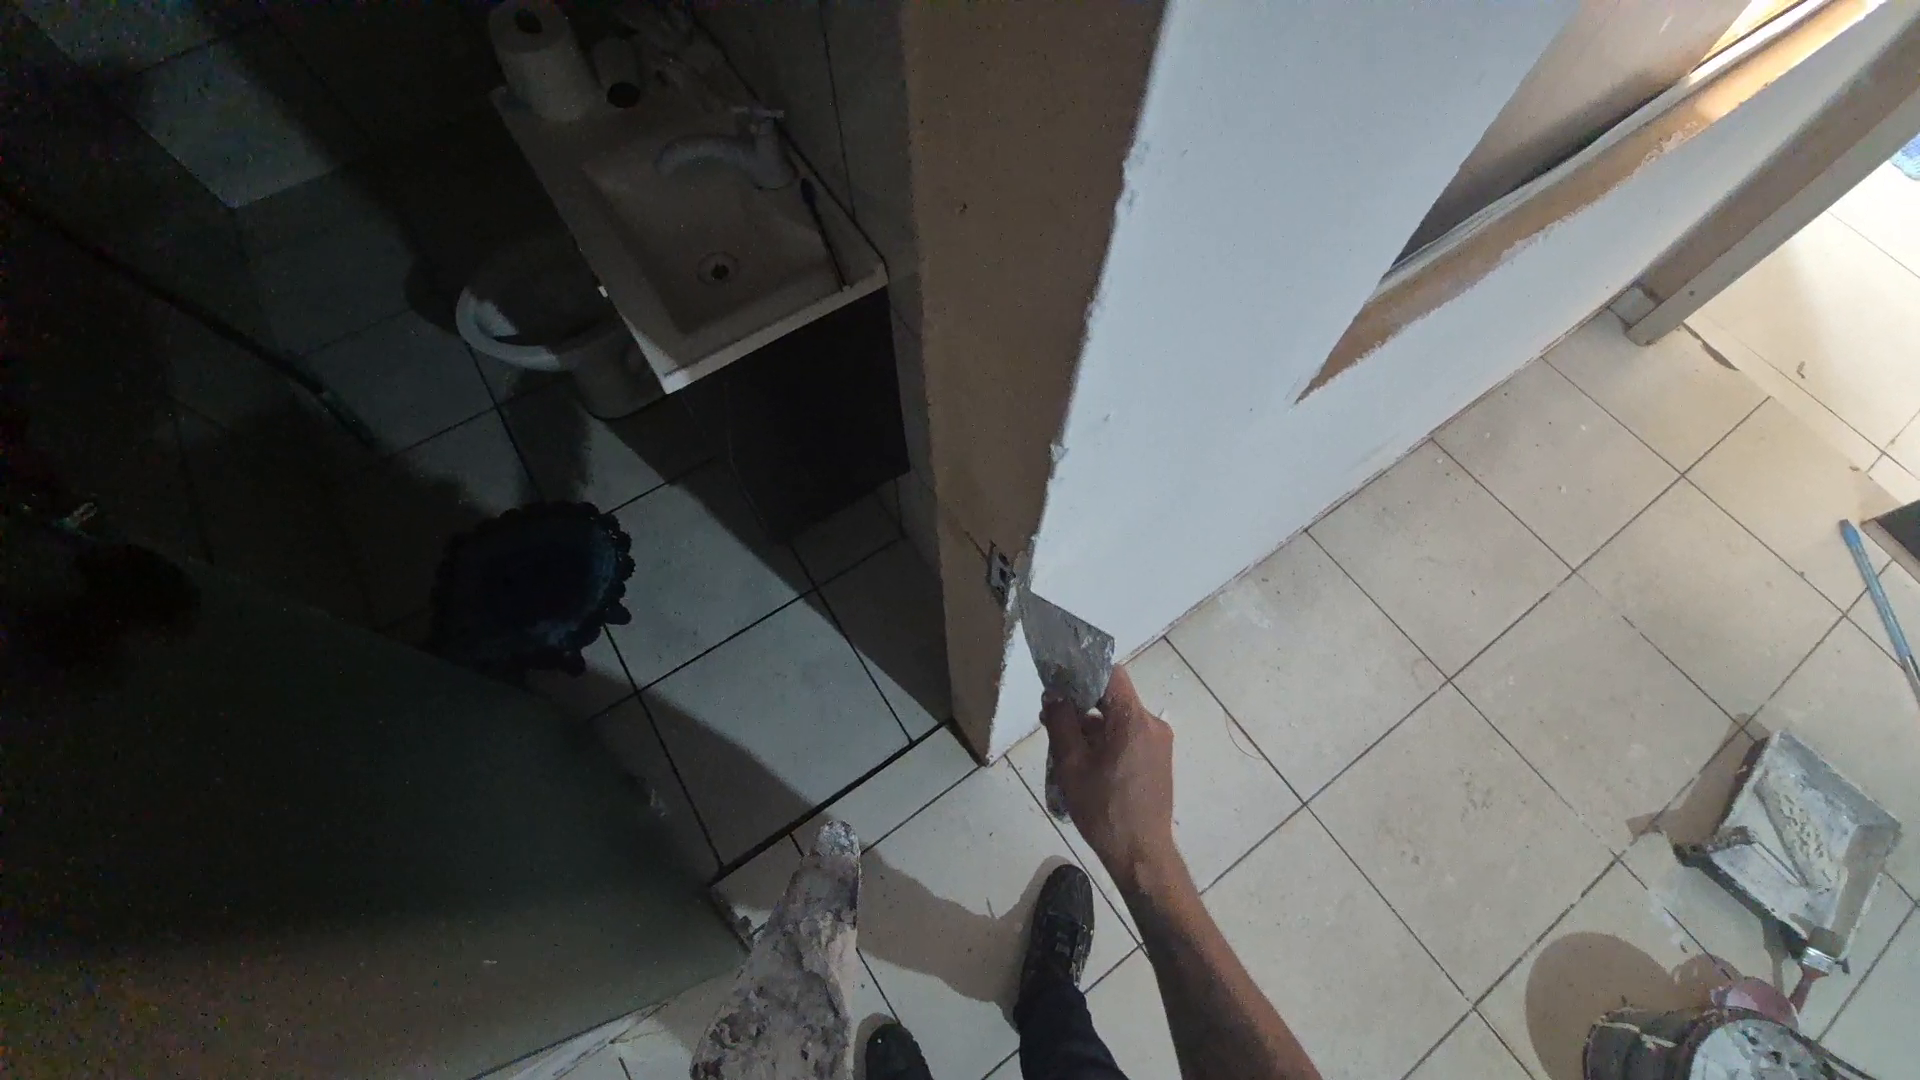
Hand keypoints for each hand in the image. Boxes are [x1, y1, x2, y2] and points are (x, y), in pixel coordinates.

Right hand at [1040, 665, 1178, 890]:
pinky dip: (1107, 740)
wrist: (1141, 855)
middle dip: (1081, 703)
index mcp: (1133, 720)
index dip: (1083, 670)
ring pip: (1118, 718)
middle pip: (1113, 697)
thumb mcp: (1071, 765)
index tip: (1059, 678)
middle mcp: (1151, 724)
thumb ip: (1061, 723)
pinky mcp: (1158, 760)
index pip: (1110, 674)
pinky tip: (1086, 762)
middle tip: (1052, 718)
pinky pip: (1128, 736)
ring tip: (1064, 747)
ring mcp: (1158, 742)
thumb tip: (1054, 694)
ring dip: (1092, 725)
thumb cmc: (1104, 810)